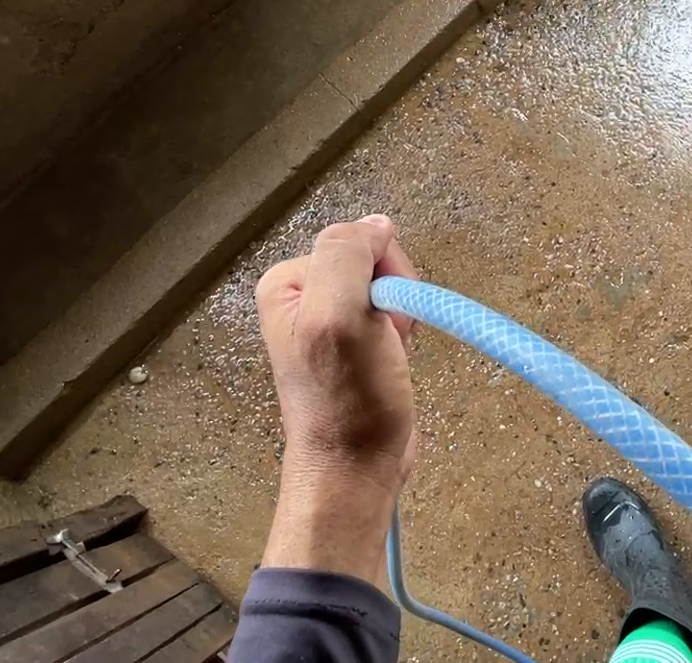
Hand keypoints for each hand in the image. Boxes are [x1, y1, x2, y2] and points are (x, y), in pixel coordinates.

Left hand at [255, 214, 417, 581]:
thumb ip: (348, 256)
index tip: (382, 315)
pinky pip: (393, 311)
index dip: (384, 271)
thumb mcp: (337, 316)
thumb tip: (377, 222)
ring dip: (402, 314)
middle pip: (374, 259)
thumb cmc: (346, 399)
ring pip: (389, 286)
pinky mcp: (356, 342)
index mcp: (287, 281)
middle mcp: (304, 296)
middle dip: (395, 293)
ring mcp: (330, 320)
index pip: (357, 239)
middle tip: (388, 336)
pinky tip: (394, 358)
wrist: (356, 469)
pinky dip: (404, 331)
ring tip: (390, 352)